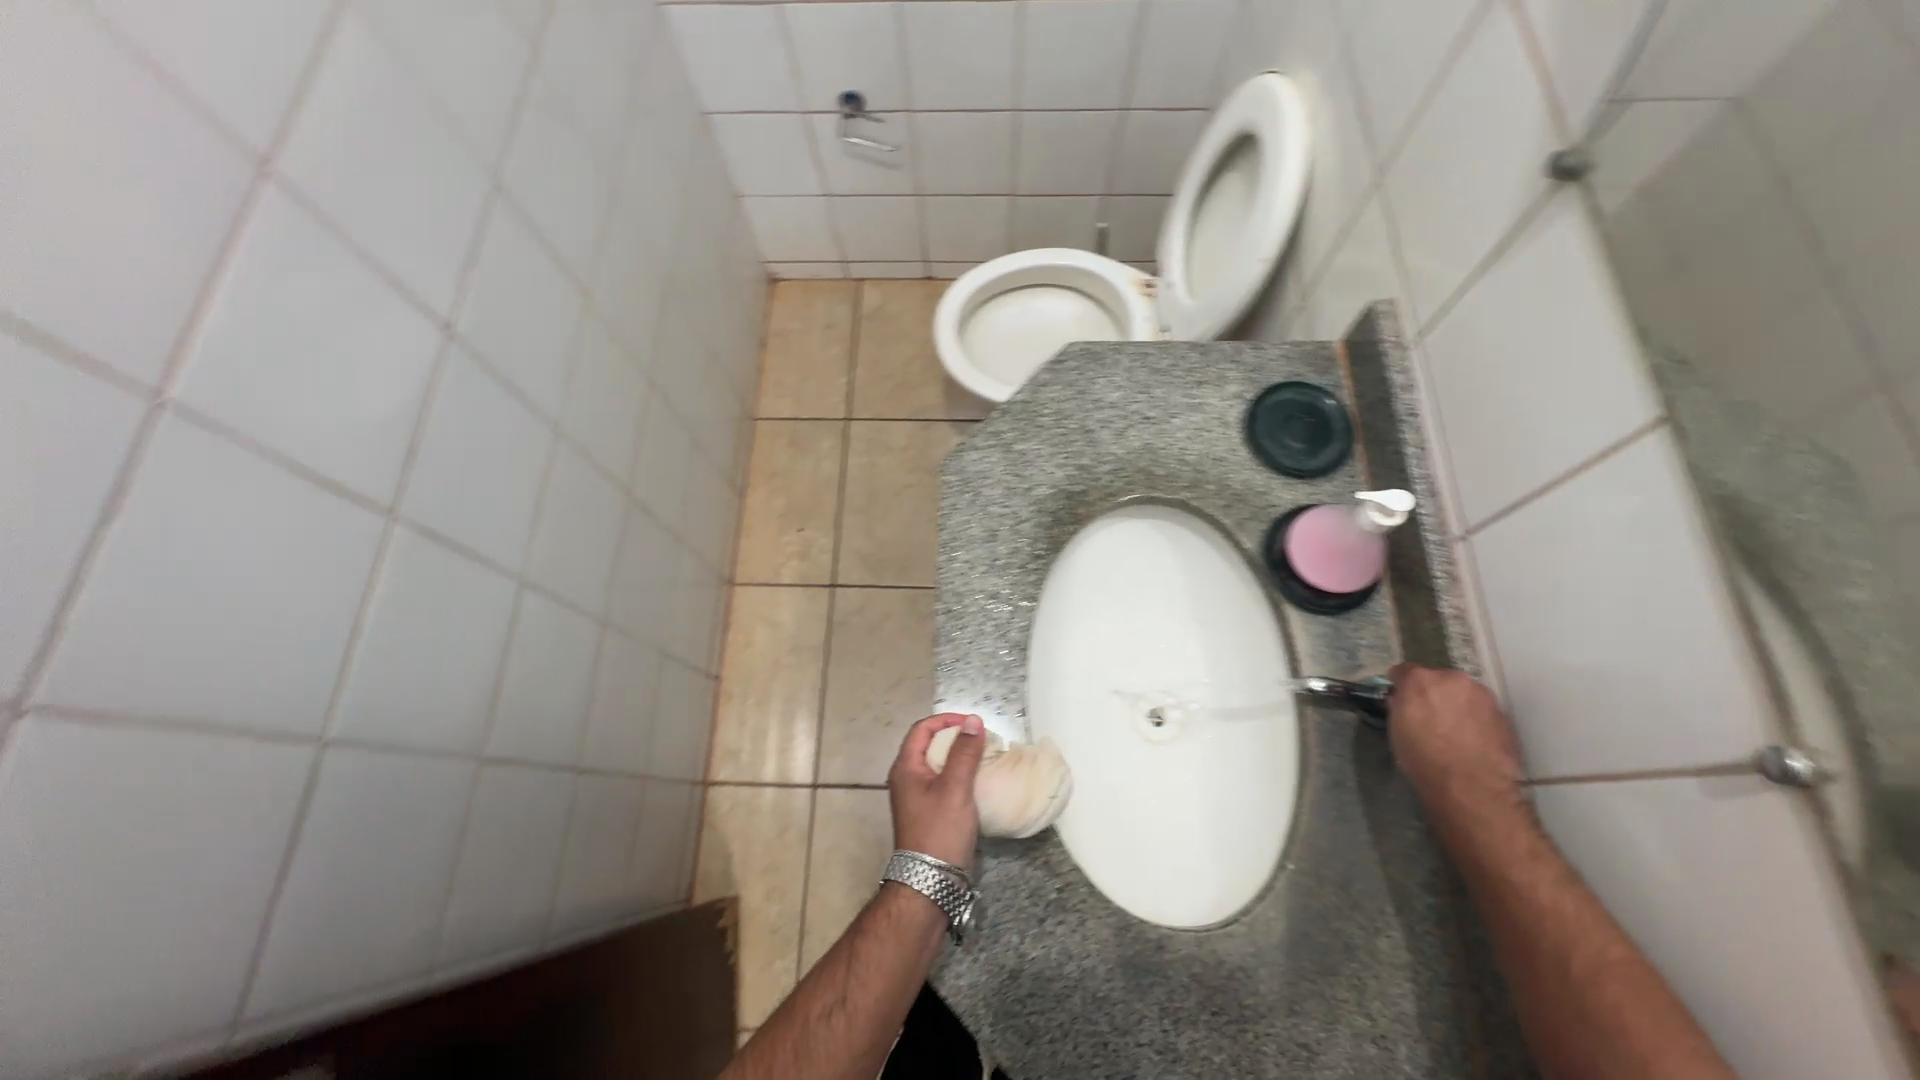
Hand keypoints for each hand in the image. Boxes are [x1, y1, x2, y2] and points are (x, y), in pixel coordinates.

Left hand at [888, 713, 986, 869]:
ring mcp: (917, 797)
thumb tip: (973, 721)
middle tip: (982, 739)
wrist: (930, 881)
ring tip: (984, 757)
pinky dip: (959, 775)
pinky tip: (978, 781)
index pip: (922, 729)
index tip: (972, 723)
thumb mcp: (955, 788)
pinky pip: (943, 783)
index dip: (946, 720)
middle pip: (929, 745)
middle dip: (955, 737)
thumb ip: (964, 753)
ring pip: (937, 765)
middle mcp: (907, 778)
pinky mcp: (928, 812)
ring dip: (959, 757)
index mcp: (906, 768)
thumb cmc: (940, 831)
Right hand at [1387, 664, 1527, 821]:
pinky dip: (1475, 718)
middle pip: (1438, 679)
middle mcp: (1452, 678)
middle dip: (1432, 693)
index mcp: (1420, 680)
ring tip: (1454, 729)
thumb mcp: (1397, 731)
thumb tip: (1402, 701)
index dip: (1400, 684)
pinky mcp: (1502, 713)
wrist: (1471, 785)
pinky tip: (1471, 739)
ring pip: (1463, 693)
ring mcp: (1481, 695)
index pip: (1404, 671)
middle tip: (1429, 715)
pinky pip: (1481, 709)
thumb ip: (1400, 707)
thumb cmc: (1423, 759)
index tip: (1399, 696)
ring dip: (1456, 704)